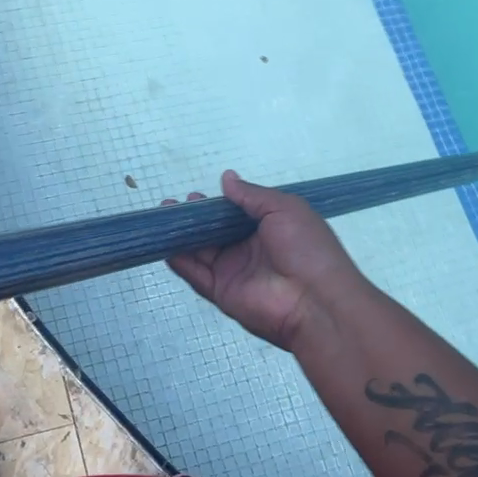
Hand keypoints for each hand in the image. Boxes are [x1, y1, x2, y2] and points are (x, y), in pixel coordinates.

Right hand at [165, 171, 369, 352]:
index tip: (195, 195)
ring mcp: (233, 272)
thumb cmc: (305, 247)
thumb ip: (251, 195)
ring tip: (162, 220)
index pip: (233, 215)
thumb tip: (226, 178)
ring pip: (200, 252)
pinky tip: (166, 246)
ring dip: (182, 236)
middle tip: (173, 205)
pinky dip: (179, 262)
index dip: (214, 205)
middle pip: (213, 233)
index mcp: (267, 229)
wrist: (315, 299)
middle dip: (193, 219)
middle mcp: (248, 250)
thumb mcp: (284, 209)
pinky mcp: (221, 292)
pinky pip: (196, 275)